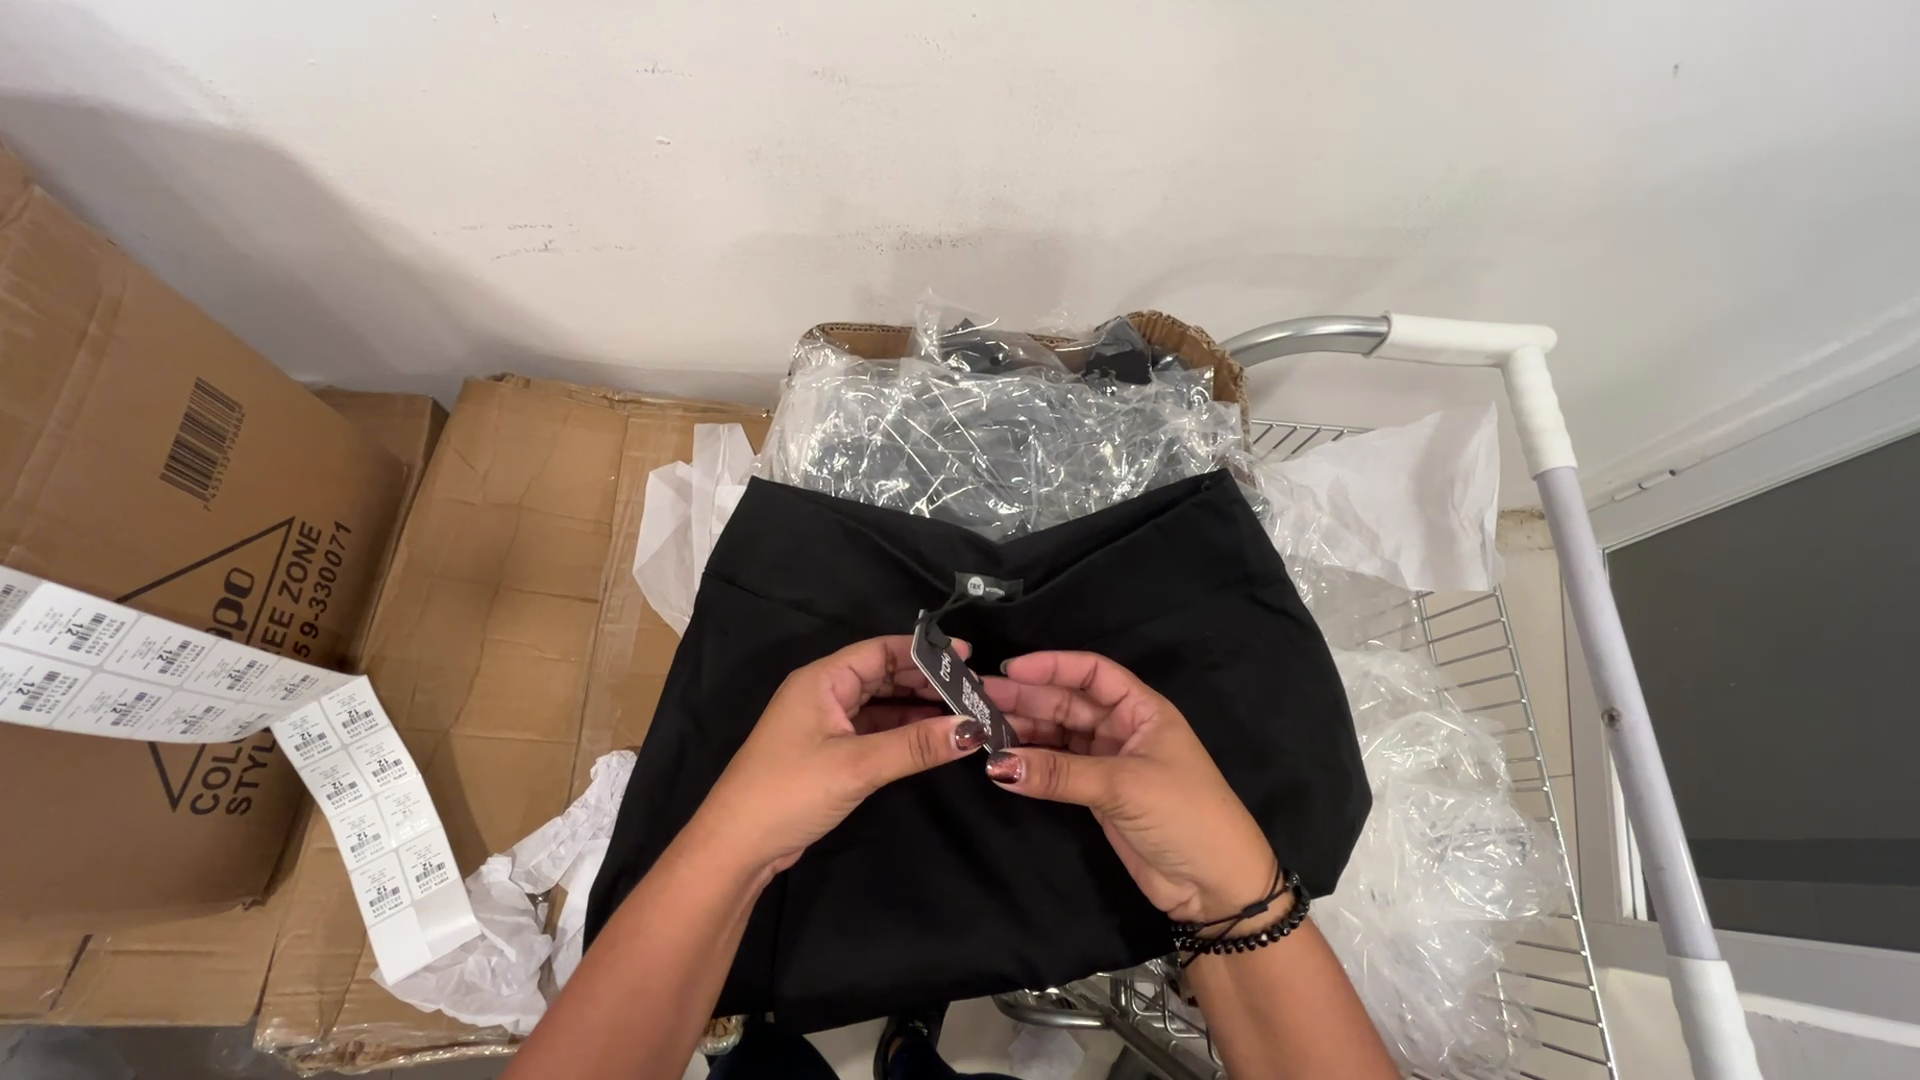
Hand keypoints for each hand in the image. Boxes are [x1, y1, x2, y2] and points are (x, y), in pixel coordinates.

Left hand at [686, 635, 990, 875]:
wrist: (736, 847)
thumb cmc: (789, 791)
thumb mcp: (857, 765)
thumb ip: (915, 745)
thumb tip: (972, 729)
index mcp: (822, 679)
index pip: (880, 650)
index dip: (924, 650)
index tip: (968, 654)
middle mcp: (823, 693)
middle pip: (883, 674)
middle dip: (926, 679)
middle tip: (971, 688)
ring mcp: (825, 723)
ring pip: (880, 703)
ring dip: (917, 706)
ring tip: (962, 710)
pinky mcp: (829, 752)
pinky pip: (874, 729)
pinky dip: (902, 731)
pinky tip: (932, 737)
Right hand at [983, 652, 1278, 924]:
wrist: (1217, 887)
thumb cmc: (1185, 814)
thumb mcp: (1124, 785)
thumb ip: (1059, 773)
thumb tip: (997, 764)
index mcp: (1142, 709)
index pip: (1092, 672)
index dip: (1052, 665)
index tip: (1009, 669)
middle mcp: (1122, 728)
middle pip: (1067, 702)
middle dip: (1025, 699)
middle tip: (976, 699)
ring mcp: (1108, 761)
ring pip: (1057, 735)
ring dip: (1022, 731)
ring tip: (979, 727)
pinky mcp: (1097, 794)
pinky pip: (1057, 767)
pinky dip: (1031, 763)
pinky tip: (1002, 760)